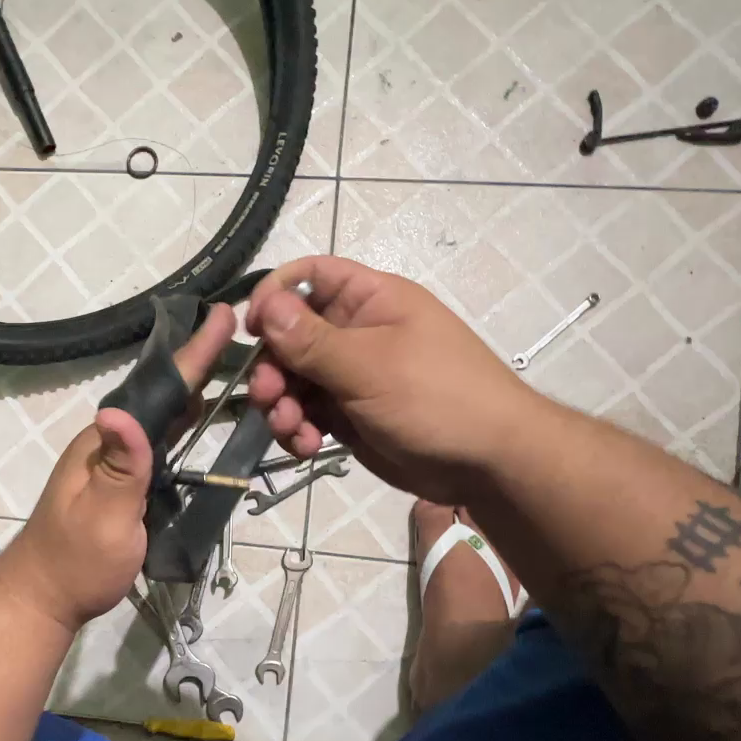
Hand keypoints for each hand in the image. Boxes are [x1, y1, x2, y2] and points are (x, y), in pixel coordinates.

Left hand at [0, 304, 237, 628]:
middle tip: (242, 338)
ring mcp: (117, 465)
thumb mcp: (101, 516)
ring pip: (163, 419)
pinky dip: (188, 426)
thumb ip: (118, 467)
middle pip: (162, 397)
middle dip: (201, 366)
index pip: (156, 391)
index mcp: (105, 443)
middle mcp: (111, 444)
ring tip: (236, 369)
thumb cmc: (76, 562)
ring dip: (197, 393)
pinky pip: (163, 445)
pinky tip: (208, 422)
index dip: (192, 357)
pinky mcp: (126, 486)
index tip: (222, 319)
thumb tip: (118, 410)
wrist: (45, 597)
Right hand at [244, 256, 552, 502]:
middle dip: (272, 367)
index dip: (275, 295)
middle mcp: (356, 333)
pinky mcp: (348, 415)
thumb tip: (265, 306)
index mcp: (370, 301)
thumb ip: (312, 339)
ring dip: (282, 405)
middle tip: (269, 396)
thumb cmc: (437, 398)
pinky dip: (299, 430)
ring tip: (291, 430)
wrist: (487, 464)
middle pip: (289, 336)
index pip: (310, 276)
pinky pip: (307, 414)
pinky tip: (307, 447)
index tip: (253, 329)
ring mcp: (350, 376)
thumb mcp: (370, 365)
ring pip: (293, 380)